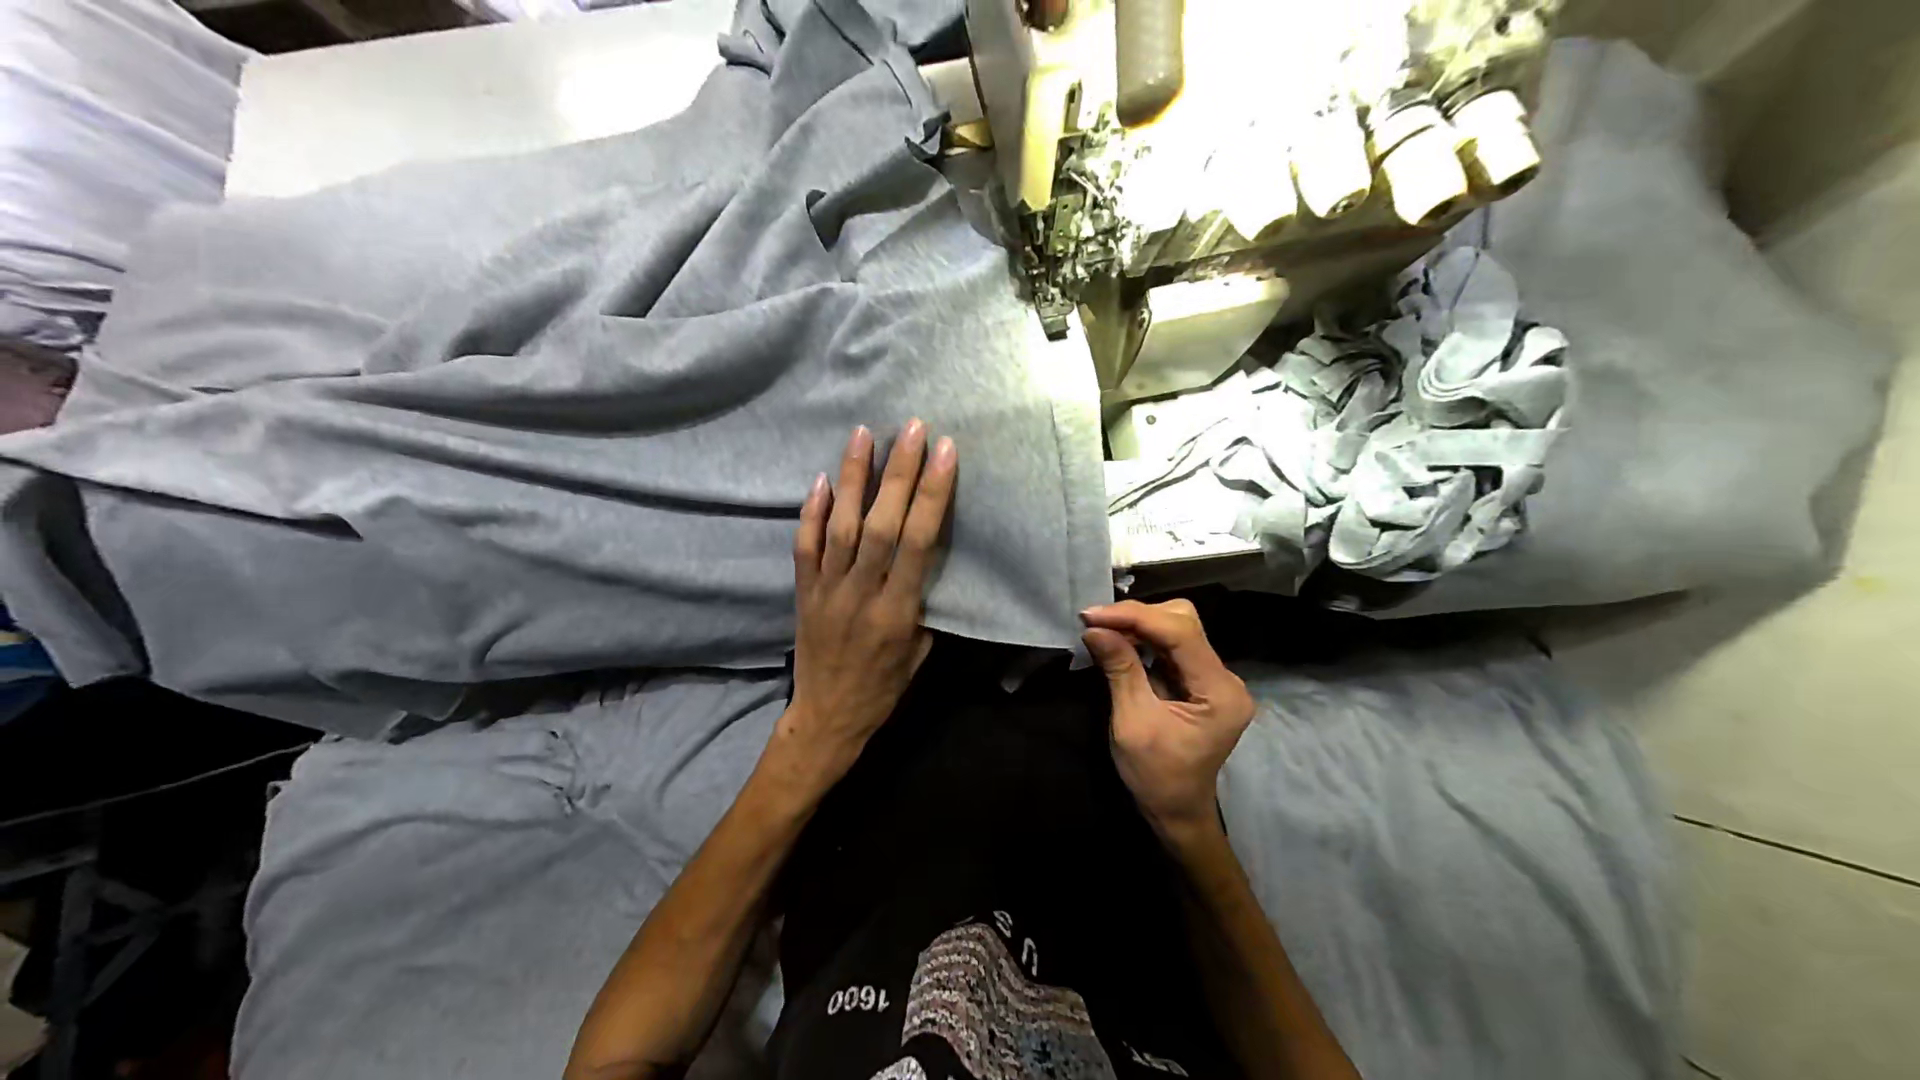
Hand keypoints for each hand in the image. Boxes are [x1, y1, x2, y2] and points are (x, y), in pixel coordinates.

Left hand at [780, 420, 956, 781]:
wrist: (827, 717)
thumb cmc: (884, 687)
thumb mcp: (921, 651)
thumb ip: (925, 601)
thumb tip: (928, 553)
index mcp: (898, 611)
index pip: (918, 541)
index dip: (932, 493)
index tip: (944, 452)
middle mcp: (861, 594)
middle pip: (881, 524)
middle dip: (899, 472)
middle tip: (912, 427)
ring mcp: (826, 591)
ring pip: (839, 526)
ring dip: (852, 478)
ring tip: (863, 433)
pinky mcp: (803, 592)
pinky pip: (804, 546)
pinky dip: (810, 512)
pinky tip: (820, 479)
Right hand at [1081, 599, 1255, 838]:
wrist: (1176, 812)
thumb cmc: (1155, 776)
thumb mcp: (1133, 723)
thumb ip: (1120, 670)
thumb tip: (1095, 629)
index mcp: (1219, 692)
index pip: (1181, 633)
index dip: (1136, 617)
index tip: (1093, 615)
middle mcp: (1225, 679)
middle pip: (1184, 623)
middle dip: (1138, 617)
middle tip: (1096, 623)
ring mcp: (1214, 679)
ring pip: (1178, 629)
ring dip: (1138, 625)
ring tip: (1102, 629)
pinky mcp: (1199, 682)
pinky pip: (1172, 647)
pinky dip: (1143, 640)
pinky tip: (1119, 641)